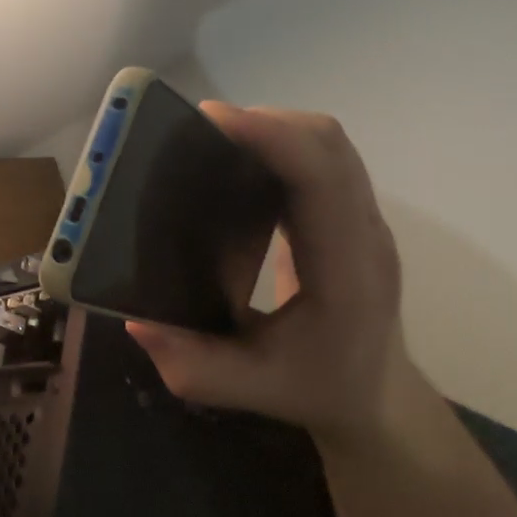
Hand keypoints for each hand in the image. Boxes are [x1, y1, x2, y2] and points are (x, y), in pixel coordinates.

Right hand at [127, 103, 434, 448]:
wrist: (377, 397)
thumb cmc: (315, 389)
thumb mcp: (248, 389)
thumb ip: (193, 366)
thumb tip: (138, 322)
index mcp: (345, 275)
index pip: (322, 181)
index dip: (273, 139)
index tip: (213, 119)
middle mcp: (364, 235)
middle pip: (329, 145)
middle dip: (265, 123)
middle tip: (200, 129)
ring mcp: (363, 220)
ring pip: (328, 143)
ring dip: (274, 128)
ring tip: (215, 138)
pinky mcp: (349, 212)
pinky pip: (321, 156)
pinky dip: (281, 141)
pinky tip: (240, 157)